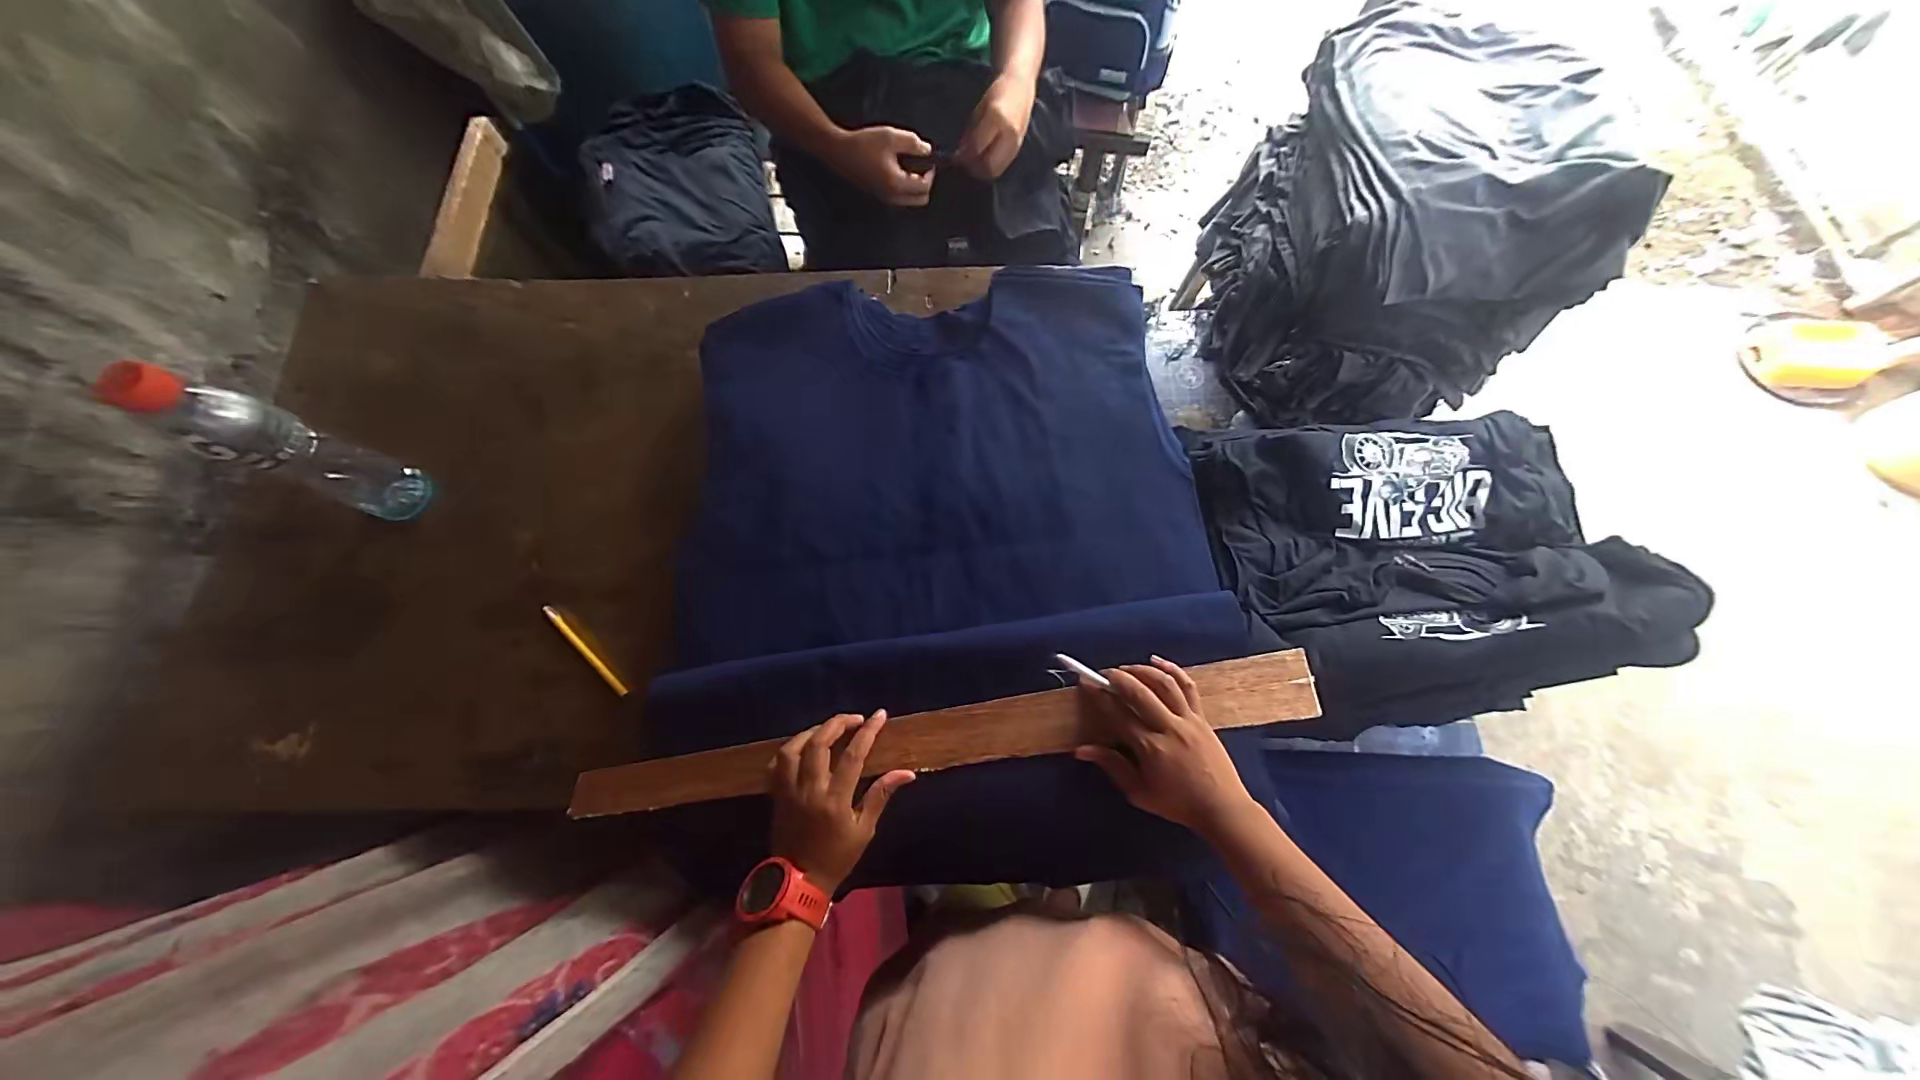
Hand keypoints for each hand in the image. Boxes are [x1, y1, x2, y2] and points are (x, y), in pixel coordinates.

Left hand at [768, 711, 915, 891]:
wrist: (798, 881)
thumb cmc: (837, 857)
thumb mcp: (864, 830)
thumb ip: (881, 796)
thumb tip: (906, 772)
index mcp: (835, 799)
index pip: (853, 755)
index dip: (867, 732)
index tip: (879, 715)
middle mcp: (809, 789)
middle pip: (820, 743)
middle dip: (838, 723)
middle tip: (855, 718)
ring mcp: (788, 790)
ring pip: (794, 748)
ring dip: (812, 732)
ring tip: (828, 728)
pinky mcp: (776, 795)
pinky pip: (776, 764)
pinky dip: (789, 750)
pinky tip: (802, 746)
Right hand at [825, 126, 935, 206]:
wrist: (838, 150)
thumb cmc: (862, 143)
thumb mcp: (891, 137)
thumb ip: (913, 143)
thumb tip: (927, 150)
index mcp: (896, 184)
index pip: (924, 188)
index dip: (931, 174)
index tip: (929, 160)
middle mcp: (891, 196)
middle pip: (920, 200)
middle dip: (925, 184)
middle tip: (923, 167)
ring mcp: (884, 198)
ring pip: (909, 200)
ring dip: (914, 187)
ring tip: (910, 168)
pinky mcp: (878, 195)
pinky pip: (898, 198)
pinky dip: (904, 188)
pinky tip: (898, 171)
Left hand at [954, 74, 1034, 179]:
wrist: (1021, 87)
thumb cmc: (996, 94)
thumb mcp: (979, 111)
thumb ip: (970, 134)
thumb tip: (959, 156)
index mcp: (997, 117)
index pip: (977, 147)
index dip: (964, 157)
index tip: (955, 158)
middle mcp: (1009, 133)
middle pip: (988, 165)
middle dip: (973, 168)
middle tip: (963, 164)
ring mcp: (1016, 143)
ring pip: (995, 170)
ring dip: (982, 171)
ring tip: (972, 164)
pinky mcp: (1018, 149)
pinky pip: (1001, 167)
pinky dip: (990, 168)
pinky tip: (982, 161)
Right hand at [1073, 657, 1256, 834]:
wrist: (1222, 808)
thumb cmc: (1177, 803)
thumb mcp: (1139, 792)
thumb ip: (1112, 766)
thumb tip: (1081, 750)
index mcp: (1149, 748)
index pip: (1118, 714)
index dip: (1099, 696)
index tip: (1086, 683)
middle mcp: (1168, 728)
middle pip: (1139, 692)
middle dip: (1118, 678)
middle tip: (1103, 673)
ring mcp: (1188, 720)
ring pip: (1164, 684)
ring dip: (1142, 671)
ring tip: (1126, 668)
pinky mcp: (1202, 718)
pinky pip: (1188, 687)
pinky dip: (1173, 670)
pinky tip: (1157, 661)